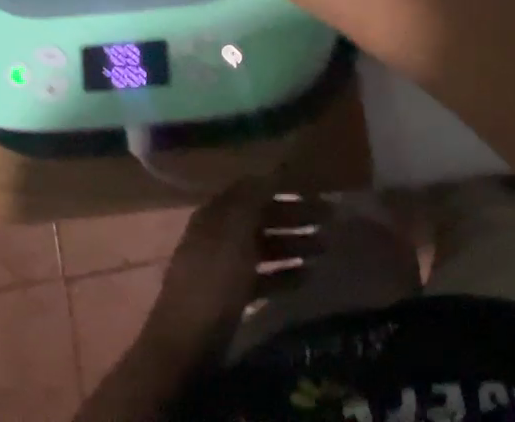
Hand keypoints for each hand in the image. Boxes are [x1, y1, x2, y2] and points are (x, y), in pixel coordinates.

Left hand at [140, 179, 323, 361]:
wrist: (185, 345)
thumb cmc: (213, 282)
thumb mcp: (234, 233)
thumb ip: (253, 199)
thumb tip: (272, 169)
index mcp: (215, 214)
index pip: (252, 189)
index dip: (282, 186)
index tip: (314, 187)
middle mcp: (218, 235)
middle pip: (261, 217)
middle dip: (294, 216)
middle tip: (330, 218)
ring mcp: (223, 267)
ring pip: (264, 247)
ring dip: (294, 244)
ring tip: (325, 247)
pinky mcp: (230, 297)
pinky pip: (262, 277)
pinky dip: (284, 274)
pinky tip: (308, 277)